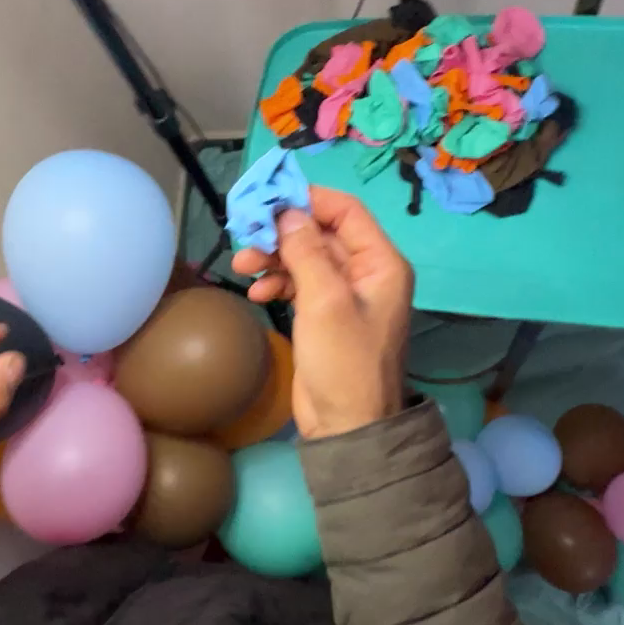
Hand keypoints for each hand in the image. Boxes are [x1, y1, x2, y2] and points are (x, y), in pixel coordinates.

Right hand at [232, 187, 413, 439]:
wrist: (346, 426)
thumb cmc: (344, 361)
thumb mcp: (324, 301)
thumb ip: (306, 251)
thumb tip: (287, 212)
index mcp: (380, 263)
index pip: (346, 211)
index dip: (308, 199)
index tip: (267, 198)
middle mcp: (366, 272)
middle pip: (321, 233)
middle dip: (283, 232)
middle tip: (245, 234)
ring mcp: (344, 295)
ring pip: (305, 257)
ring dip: (274, 258)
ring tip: (243, 266)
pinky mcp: (325, 315)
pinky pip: (300, 283)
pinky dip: (278, 282)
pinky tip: (257, 293)